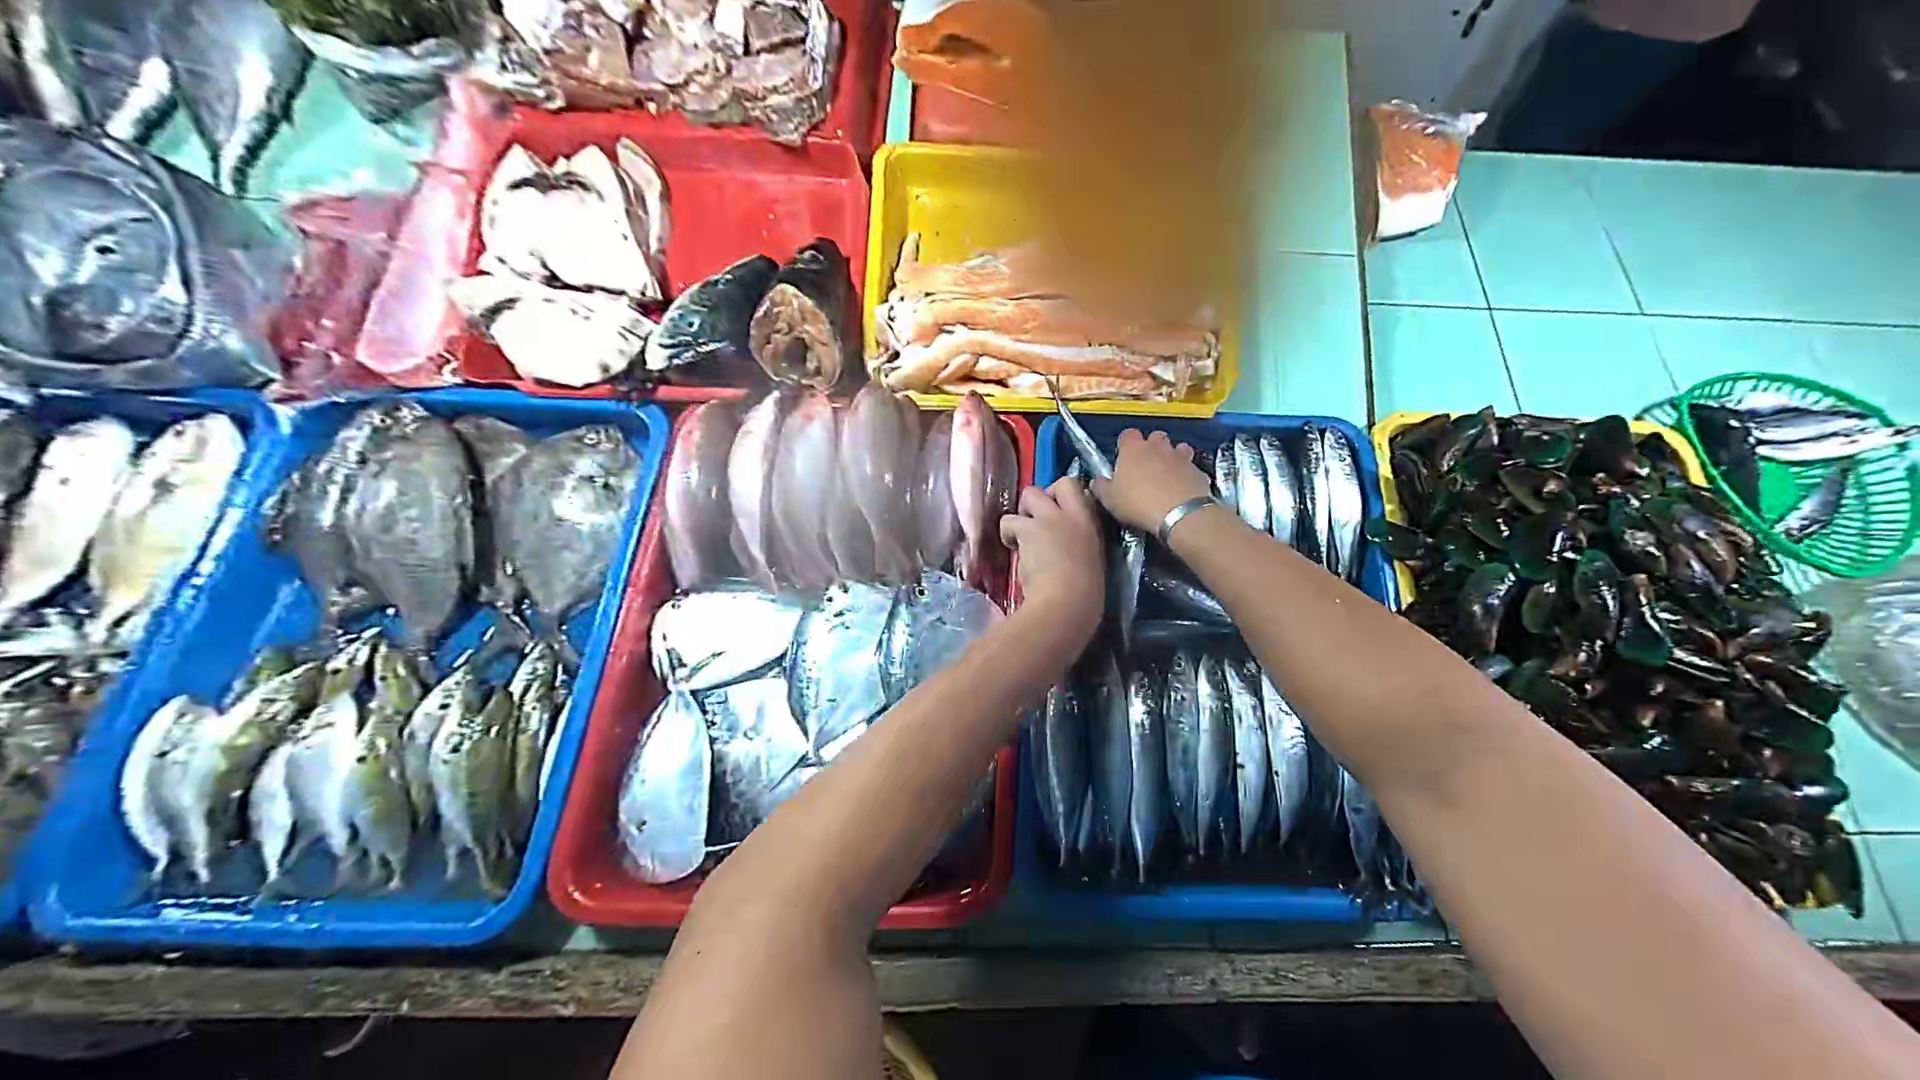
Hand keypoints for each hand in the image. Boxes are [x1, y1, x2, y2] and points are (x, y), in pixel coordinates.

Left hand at [1000, 479, 1104, 650]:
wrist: (1066, 603)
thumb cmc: (1084, 596)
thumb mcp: (1091, 562)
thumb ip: (1080, 545)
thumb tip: (1066, 548)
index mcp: (1092, 525)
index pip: (1081, 489)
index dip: (1065, 495)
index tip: (1058, 514)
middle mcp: (1074, 515)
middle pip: (1060, 483)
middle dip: (1046, 496)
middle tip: (1038, 521)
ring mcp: (1051, 519)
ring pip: (1030, 493)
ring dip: (1024, 512)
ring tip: (1021, 536)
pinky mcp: (1028, 529)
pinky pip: (1008, 520)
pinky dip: (1006, 533)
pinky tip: (1011, 548)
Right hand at [1091, 429, 1212, 533]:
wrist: (1179, 513)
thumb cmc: (1138, 503)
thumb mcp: (1110, 500)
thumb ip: (1102, 487)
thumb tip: (1097, 481)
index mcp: (1133, 449)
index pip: (1127, 434)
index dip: (1125, 444)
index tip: (1123, 457)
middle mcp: (1158, 447)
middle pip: (1155, 436)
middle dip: (1151, 446)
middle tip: (1145, 466)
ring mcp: (1180, 456)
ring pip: (1177, 448)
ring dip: (1172, 456)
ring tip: (1167, 474)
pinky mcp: (1198, 470)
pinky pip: (1191, 467)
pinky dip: (1187, 474)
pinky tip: (1183, 487)